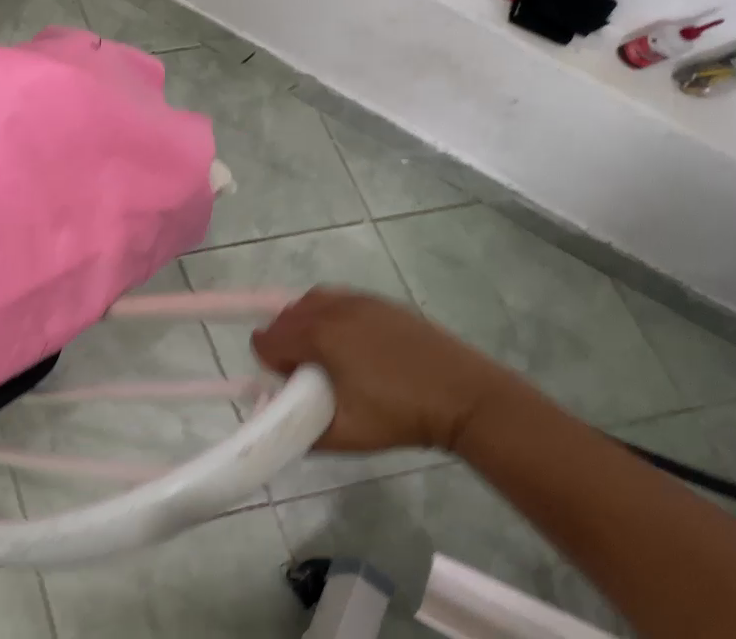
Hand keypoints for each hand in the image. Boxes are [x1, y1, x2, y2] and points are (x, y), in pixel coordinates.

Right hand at [251, 287, 525, 453]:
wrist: (471, 401)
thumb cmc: (404, 417)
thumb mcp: (347, 435)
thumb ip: (301, 432)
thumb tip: (279, 423)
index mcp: (317, 336)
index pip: (265, 340)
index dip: (272, 365)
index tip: (296, 384)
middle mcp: (331, 310)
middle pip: (283, 318)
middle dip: (286, 344)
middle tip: (313, 373)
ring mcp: (360, 301)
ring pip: (309, 303)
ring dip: (306, 325)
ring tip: (331, 354)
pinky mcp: (385, 303)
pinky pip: (339, 299)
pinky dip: (333, 315)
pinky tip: (356, 342)